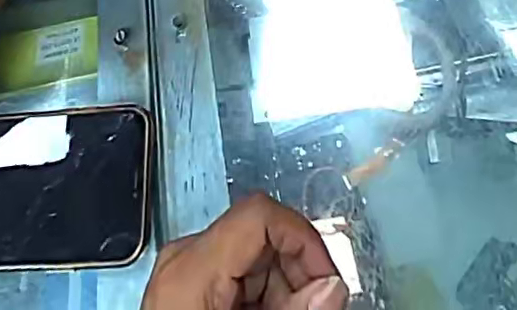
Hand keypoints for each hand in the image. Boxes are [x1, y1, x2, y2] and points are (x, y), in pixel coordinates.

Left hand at [142, 194, 347, 309]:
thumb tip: (334, 287)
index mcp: (192, 268)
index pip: (259, 216)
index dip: (303, 239)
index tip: (330, 282)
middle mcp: (183, 259)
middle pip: (258, 237)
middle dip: (296, 274)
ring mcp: (182, 274)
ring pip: (252, 259)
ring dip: (281, 293)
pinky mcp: (186, 291)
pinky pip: (235, 280)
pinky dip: (261, 303)